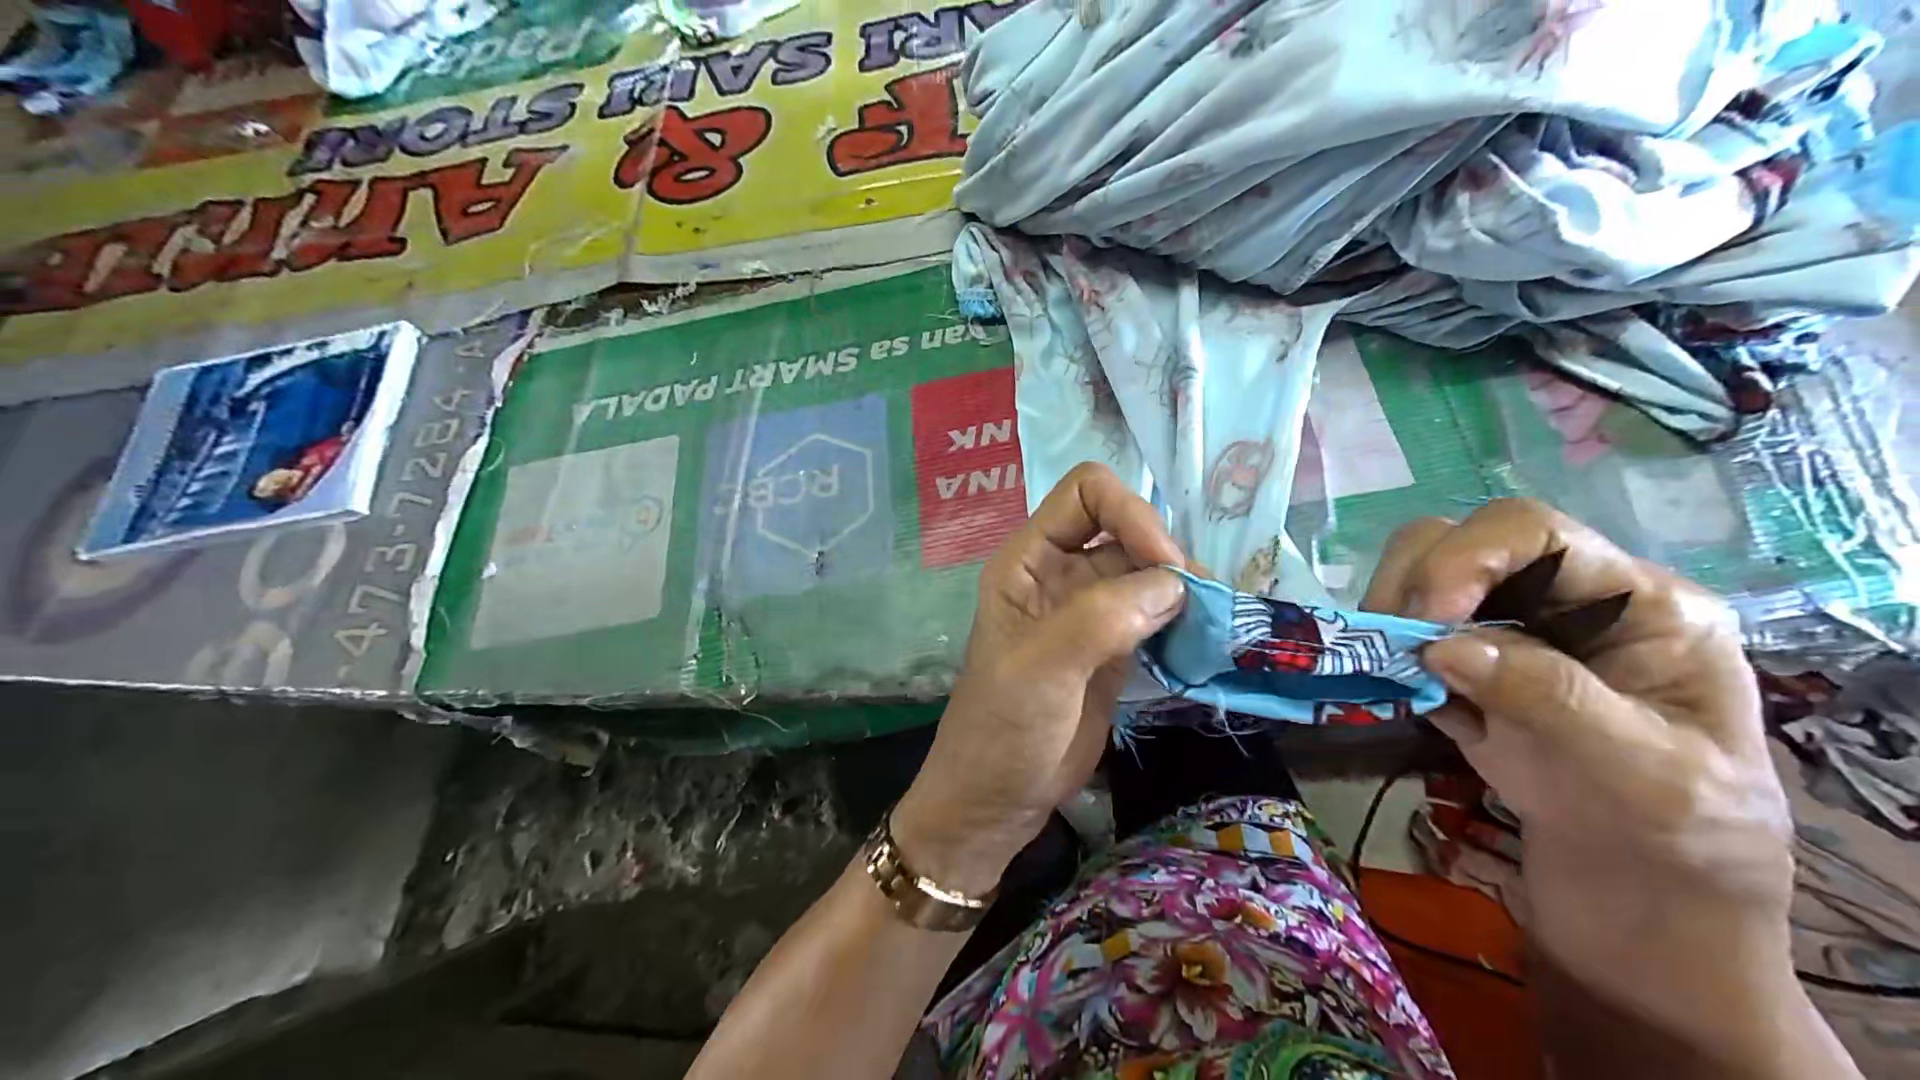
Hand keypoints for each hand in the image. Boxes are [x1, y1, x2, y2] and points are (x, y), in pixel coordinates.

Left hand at [892, 463, 1186, 895]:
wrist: (996, 799)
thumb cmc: (1002, 731)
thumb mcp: (1041, 670)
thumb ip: (1099, 619)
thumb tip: (1174, 583)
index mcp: (1028, 561)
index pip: (1086, 493)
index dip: (1130, 513)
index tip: (1165, 563)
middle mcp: (1059, 573)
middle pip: (1124, 528)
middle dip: (1165, 554)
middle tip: (1202, 601)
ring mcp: (1088, 610)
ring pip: (1146, 571)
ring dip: (1182, 588)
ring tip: (1212, 622)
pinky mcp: (1114, 647)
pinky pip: (1157, 613)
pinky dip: (1184, 619)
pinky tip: (1205, 639)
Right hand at [1362, 499, 1831, 1072]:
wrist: (1642, 894)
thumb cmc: (1675, 838)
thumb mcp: (1644, 774)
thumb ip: (1550, 697)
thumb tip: (1440, 645)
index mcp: (1639, 603)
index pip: (1534, 531)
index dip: (1465, 558)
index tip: (1427, 621)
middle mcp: (1568, 598)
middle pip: (1459, 537)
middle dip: (1413, 584)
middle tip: (1396, 648)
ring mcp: (1510, 629)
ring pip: (1418, 574)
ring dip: (1389, 614)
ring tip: (1396, 673)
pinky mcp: (1465, 662)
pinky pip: (1403, 629)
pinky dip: (1385, 651)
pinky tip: (1405, 694)